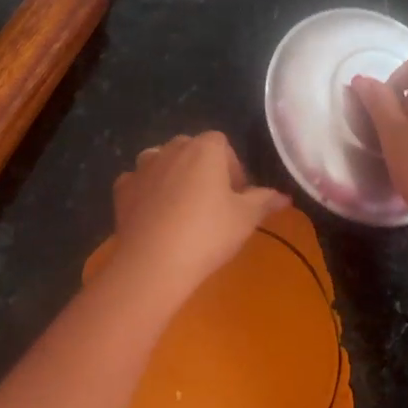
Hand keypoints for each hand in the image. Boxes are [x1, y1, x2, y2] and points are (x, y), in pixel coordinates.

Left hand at [105, 132, 288, 301]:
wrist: (153, 263)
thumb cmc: (207, 234)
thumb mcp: (245, 219)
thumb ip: (264, 201)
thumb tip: (284, 196)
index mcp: (205, 148)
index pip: (222, 144)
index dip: (232, 168)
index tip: (237, 196)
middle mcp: (171, 148)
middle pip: (191, 149)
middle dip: (202, 169)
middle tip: (212, 203)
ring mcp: (143, 167)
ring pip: (161, 161)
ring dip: (172, 176)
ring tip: (181, 207)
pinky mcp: (122, 189)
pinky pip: (138, 182)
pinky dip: (146, 192)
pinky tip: (154, 216)